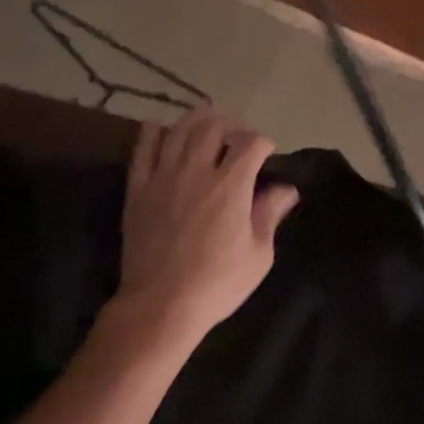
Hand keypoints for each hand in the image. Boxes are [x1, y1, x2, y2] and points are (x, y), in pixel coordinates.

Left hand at [115, 108, 299, 339]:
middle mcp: (197, 170)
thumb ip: (269, 215)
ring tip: (205, 119)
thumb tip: (285, 190)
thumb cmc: (218, 283)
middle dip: (231, 123)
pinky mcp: (138, 189)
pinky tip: (158, 127)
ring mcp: (163, 177)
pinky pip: (142, 150)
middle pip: (213, 126)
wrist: (162, 303)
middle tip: (238, 133)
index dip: (263, 142)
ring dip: (195, 119)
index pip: (251, 144)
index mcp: (231, 185)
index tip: (267, 152)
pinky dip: (152, 133)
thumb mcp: (258, 255)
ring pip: (178, 130)